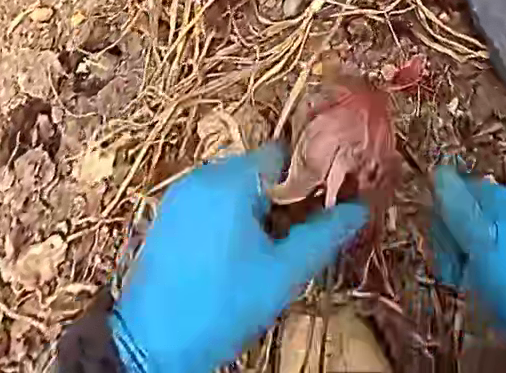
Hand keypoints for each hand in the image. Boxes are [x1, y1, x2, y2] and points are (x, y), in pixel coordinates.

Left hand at [111, 144, 366, 371]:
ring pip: (239, 182)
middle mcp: (205, 174)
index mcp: (232, 179)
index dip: (309, 175)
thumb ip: (325, 235)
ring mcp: (183, 193)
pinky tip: (237, 249)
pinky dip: (232, 212)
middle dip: (284, 193)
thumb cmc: (219, 307)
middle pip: (263, 167)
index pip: (286, 153)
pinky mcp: (169, 213)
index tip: (322, 203)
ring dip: (258, 204)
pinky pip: (215, 197)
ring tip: (267, 245)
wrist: (144, 352)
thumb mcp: (281, 275)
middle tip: (295, 230)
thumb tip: (361, 209)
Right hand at [430, 166, 505, 372]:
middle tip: (459, 275)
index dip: (439, 220)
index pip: (448, 191)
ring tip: (475, 287)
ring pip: (470, 239)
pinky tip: (489, 292)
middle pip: (458, 214)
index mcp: (494, 197)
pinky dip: (480, 274)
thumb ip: (458, 208)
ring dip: (463, 263)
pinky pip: (487, 255)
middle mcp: (504, 207)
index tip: (445, 251)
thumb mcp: (483, 245)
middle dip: (449, 244)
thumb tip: (436, 169)